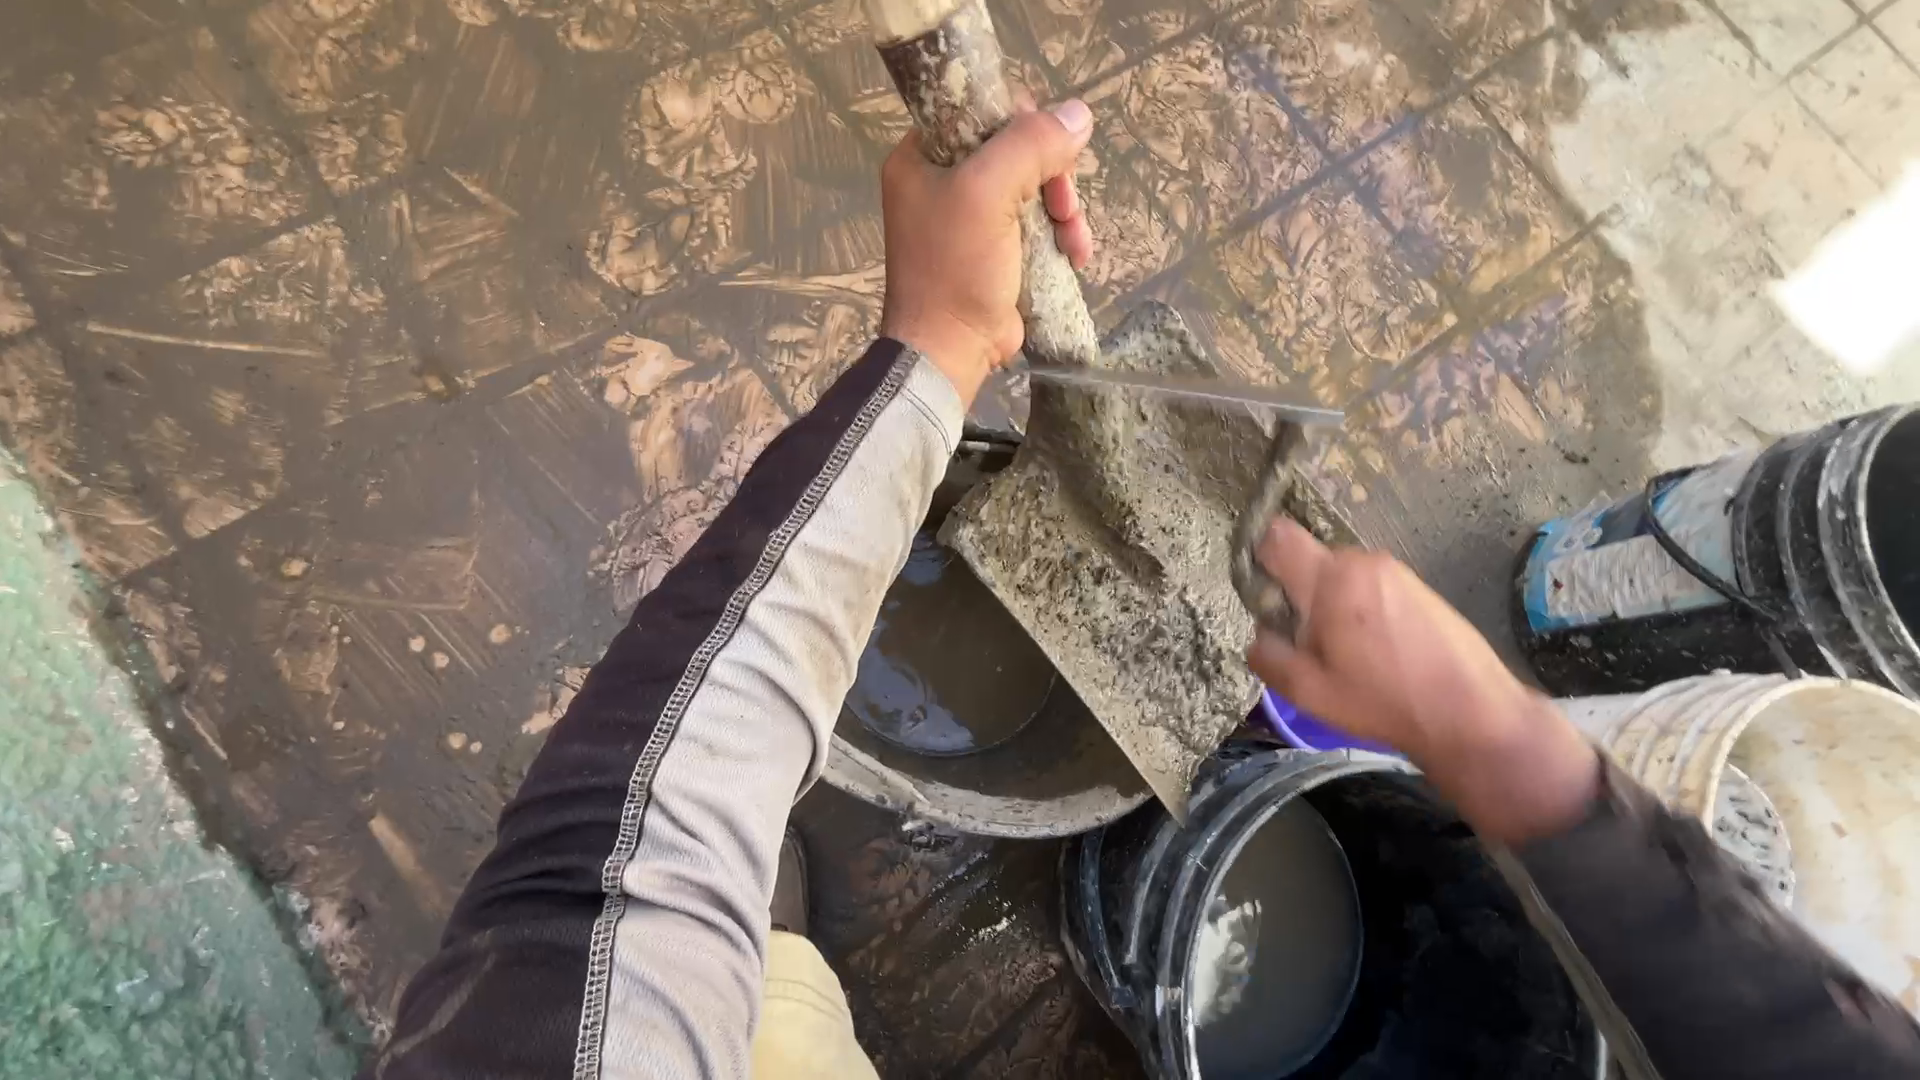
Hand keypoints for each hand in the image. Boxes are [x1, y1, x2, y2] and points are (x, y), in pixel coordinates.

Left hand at [878, 99, 1094, 405]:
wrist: (951, 351)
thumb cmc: (956, 270)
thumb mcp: (988, 195)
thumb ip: (1031, 146)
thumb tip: (1080, 115)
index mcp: (924, 156)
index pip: (982, 108)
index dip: (1024, 122)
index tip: (1048, 149)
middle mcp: (944, 181)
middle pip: (1016, 149)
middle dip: (1053, 176)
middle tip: (1064, 205)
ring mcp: (971, 219)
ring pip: (1034, 187)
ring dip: (1065, 210)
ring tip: (1075, 241)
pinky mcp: (995, 251)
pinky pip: (1037, 224)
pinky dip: (1060, 235)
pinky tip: (1076, 255)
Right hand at [1246, 519, 1599, 844]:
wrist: (1474, 715)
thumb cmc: (1383, 701)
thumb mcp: (1306, 690)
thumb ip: (1267, 653)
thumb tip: (1262, 632)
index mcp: (1330, 579)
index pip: (1276, 536)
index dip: (1259, 558)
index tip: (1267, 598)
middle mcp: (1363, 562)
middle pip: (1308, 562)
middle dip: (1300, 596)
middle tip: (1314, 645)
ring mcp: (1396, 571)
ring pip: (1339, 576)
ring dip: (1332, 605)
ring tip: (1351, 653)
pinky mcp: (1419, 585)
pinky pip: (1369, 586)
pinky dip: (1362, 610)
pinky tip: (1379, 650)